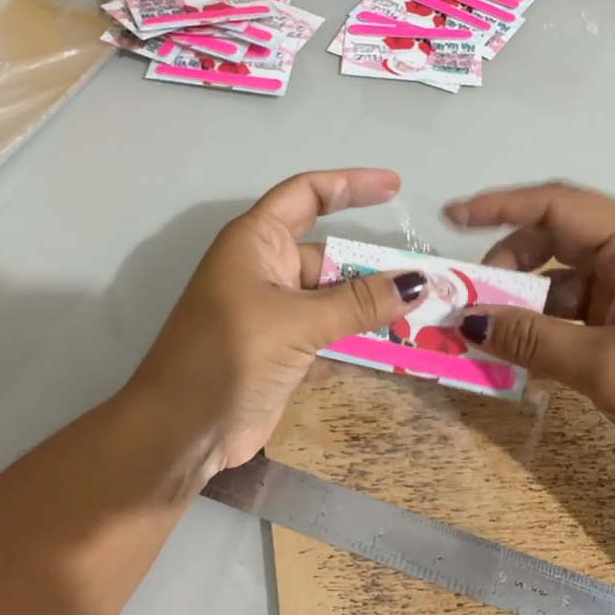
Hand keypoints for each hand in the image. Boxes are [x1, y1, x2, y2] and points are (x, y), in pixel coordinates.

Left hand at [128, 169, 427, 476]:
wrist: (182, 429)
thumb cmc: (228, 356)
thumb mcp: (297, 323)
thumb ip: (358, 302)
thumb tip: (417, 281)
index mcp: (255, 243)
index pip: (306, 196)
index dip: (350, 185)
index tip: (396, 188)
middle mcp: (263, 272)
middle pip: (328, 257)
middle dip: (374, 268)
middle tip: (432, 281)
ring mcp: (271, 316)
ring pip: (332, 302)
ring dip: (371, 311)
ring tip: (426, 319)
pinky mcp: (279, 354)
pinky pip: (327, 338)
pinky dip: (355, 345)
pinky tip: (394, 355)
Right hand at [444, 182, 614, 492]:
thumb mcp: (605, 365)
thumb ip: (532, 339)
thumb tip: (466, 322)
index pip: (560, 207)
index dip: (500, 207)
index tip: (450, 218)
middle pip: (558, 241)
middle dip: (508, 265)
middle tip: (470, 300)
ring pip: (563, 283)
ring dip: (523, 305)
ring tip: (486, 335)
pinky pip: (576, 317)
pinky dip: (544, 331)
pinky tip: (518, 355)